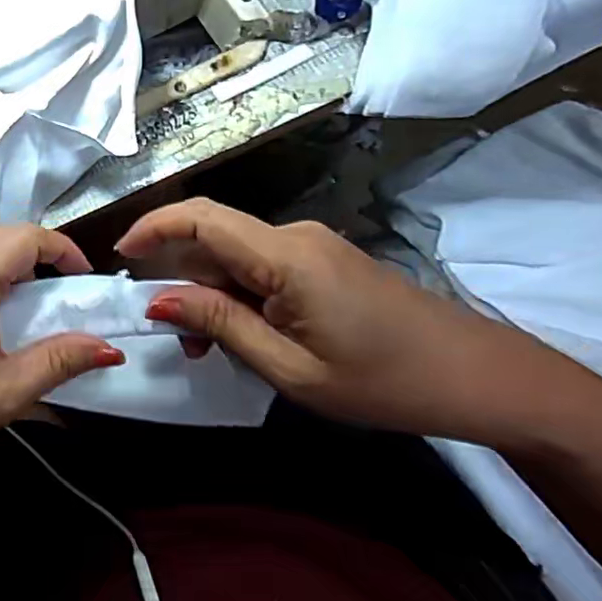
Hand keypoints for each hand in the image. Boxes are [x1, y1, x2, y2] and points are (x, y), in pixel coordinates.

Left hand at [0, 225, 125, 475]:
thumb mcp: (2, 391)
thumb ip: (58, 362)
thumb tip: (109, 346)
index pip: (27, 236)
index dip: (64, 250)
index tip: (85, 280)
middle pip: (5, 235)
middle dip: (41, 257)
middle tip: (61, 296)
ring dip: (12, 262)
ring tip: (30, 304)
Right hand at [116, 198, 579, 444]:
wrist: (481, 378)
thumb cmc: (385, 381)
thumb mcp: (292, 368)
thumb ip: (222, 324)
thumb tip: (160, 299)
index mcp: (285, 256)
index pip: (201, 219)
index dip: (153, 227)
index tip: (120, 256)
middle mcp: (294, 236)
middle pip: (214, 240)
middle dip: (180, 279)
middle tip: (171, 335)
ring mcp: (312, 245)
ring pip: (235, 256)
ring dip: (210, 293)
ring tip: (207, 347)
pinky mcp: (323, 261)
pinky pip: (262, 267)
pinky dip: (239, 295)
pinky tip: (242, 333)